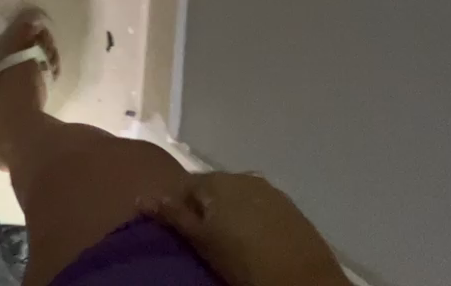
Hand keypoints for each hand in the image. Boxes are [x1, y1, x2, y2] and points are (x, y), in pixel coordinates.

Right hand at [140, 172, 348, 285]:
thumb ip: (173, 216)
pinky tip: (259, 243)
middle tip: (209, 241)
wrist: (308, 284)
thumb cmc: (245, 263)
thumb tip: (142, 196)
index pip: (184, 186)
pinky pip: (262, 208)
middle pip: (213, 190)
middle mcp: (241, 175)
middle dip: (207, 210)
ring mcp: (270, 191)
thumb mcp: (202, 243)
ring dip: (232, 214)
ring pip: (238, 198)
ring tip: (234, 243)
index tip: (185, 234)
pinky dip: (255, 220)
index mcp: (215, 180)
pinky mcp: (293, 209)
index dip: (181, 209)